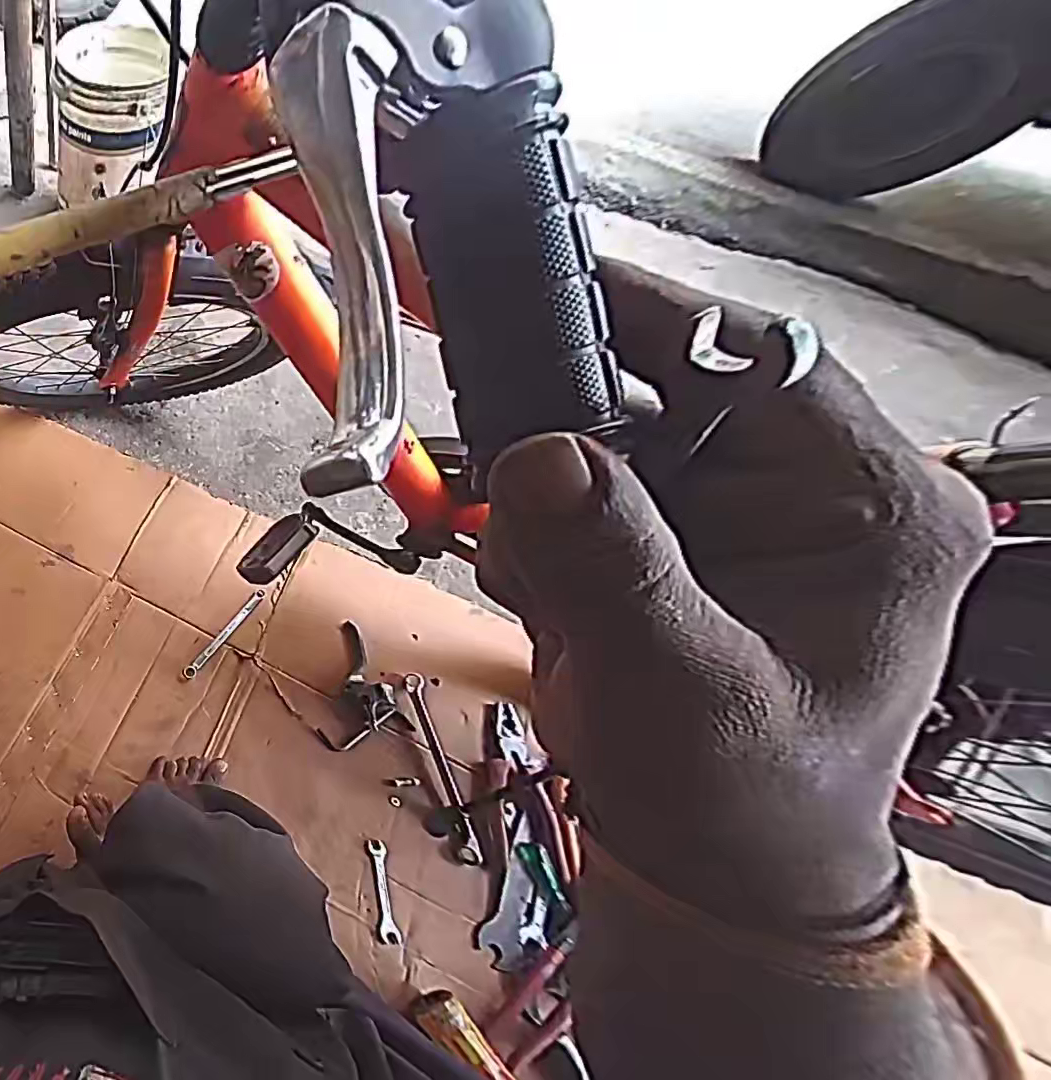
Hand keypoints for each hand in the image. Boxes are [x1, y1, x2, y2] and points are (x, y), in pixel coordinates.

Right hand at [476, 262, 991, 927]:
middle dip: (557, 438)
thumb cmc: (726, 779)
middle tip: (502, 484)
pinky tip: (540, 601)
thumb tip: (535, 454)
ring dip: (529, 509)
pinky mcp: (635, 538)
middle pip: (642, 396)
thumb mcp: (676, 677)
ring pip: (574, 450)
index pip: (748, 357)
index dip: (640, 316)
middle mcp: (781, 483)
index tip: (531, 291)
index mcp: (855, 496)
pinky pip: (549, 498)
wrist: (696, 843)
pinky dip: (520, 538)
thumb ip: (613, 566)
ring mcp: (698, 511)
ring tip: (538, 589)